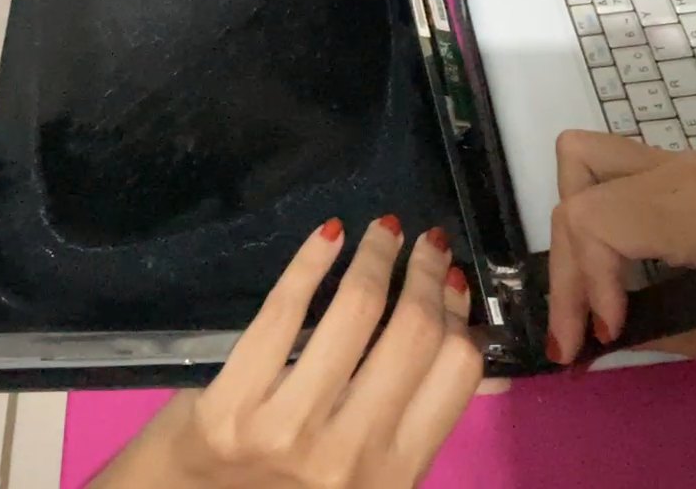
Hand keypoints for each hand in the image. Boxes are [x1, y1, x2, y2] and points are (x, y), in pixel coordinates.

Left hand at [94, 216, 482, 488]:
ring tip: (384, 231)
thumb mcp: (364, 476)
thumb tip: (462, 338)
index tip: (454, 279)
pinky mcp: (232, 404)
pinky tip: (329, 233)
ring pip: (355, 310)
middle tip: (428, 243)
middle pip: (413, 332)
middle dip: (427, 273)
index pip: (455, 371)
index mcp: (395, 476)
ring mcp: (288, 428)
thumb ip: (406, 419)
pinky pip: (284, 309)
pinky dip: (311, 260)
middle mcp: (351, 456)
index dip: (460, 312)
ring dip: (377, 255)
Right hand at [545, 130, 695, 374]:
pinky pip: (612, 172)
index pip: (591, 218)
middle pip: (576, 187)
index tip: (601, 337)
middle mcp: (681, 166)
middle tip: (575, 329)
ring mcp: (683, 159)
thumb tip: (585, 340)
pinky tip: (610, 267)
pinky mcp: (686, 168)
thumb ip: (645, 328)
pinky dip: (595, 214)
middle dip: (565, 260)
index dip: (581, 280)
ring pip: (583, 159)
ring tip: (586, 287)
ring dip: (573, 224)